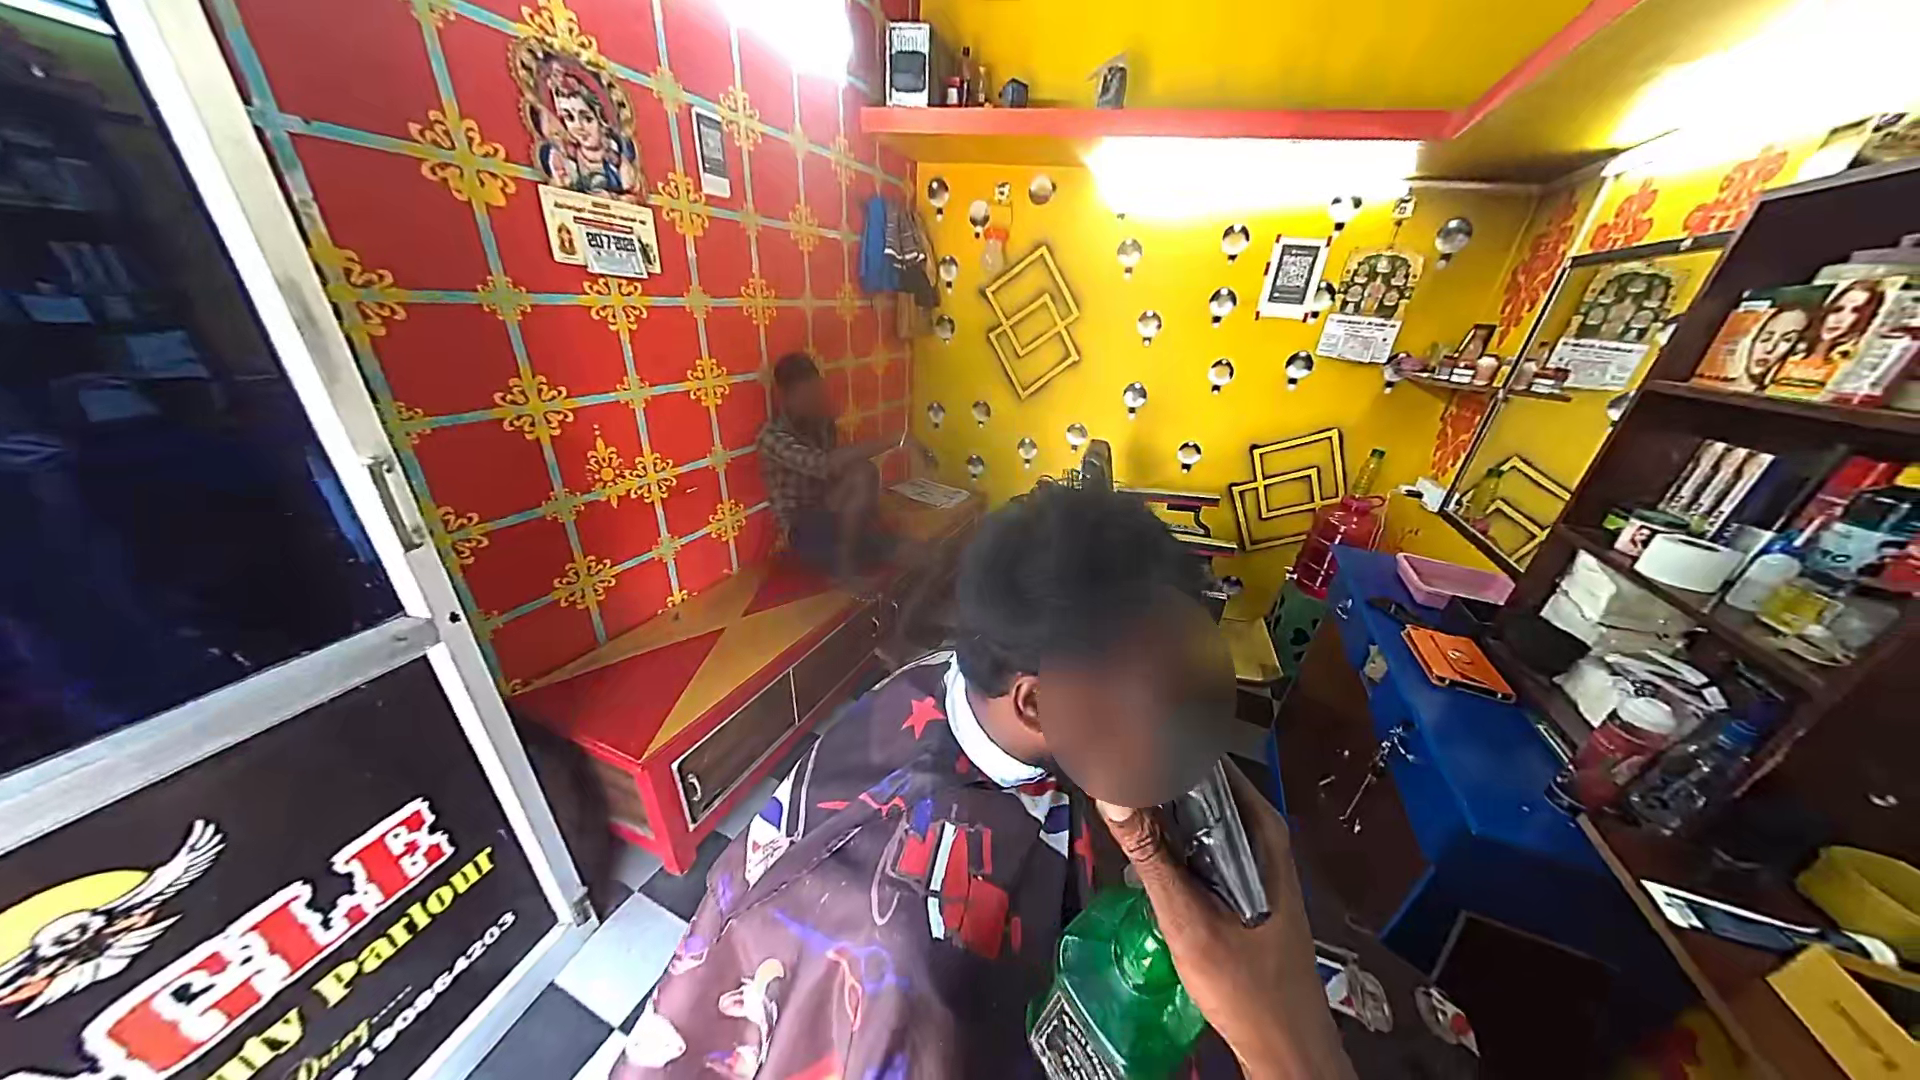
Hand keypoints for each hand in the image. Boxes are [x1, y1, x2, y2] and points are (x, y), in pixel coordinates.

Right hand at [1097, 764, 1356, 1079]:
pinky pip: (1196, 834)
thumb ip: (1150, 854)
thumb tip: (1109, 794)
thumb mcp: (1189, 918)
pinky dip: (1166, 831)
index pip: (1206, 760)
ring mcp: (1248, 852)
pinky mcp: (1235, 873)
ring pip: (1193, 808)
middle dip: (1152, 774)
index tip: (1119, 739)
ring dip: (1155, 804)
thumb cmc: (1246, 984)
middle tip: (1104, 766)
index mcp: (1259, 826)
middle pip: (1197, 781)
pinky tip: (1136, 837)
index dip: (1162, 747)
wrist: (1286, 1050)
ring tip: (1110, 792)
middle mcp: (1257, 829)